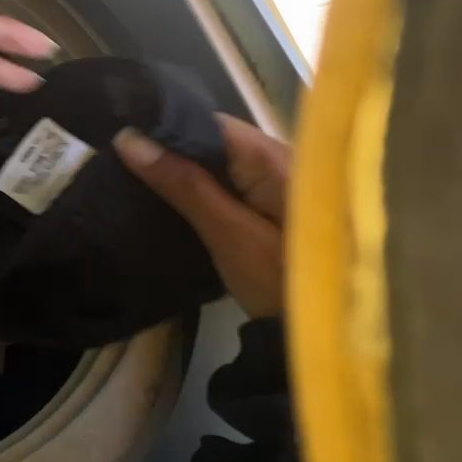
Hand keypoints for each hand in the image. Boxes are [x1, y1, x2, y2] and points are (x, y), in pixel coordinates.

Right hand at [114, 115, 290, 317]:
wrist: (336, 340)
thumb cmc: (282, 283)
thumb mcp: (227, 234)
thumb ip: (182, 183)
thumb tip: (127, 138)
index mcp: (277, 158)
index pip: (209, 122)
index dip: (165, 128)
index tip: (124, 141)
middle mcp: (289, 156)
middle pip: (217, 137)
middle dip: (174, 148)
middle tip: (126, 162)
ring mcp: (292, 178)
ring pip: (225, 156)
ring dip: (189, 167)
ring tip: (144, 176)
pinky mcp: (287, 198)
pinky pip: (238, 175)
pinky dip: (210, 183)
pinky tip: (183, 196)